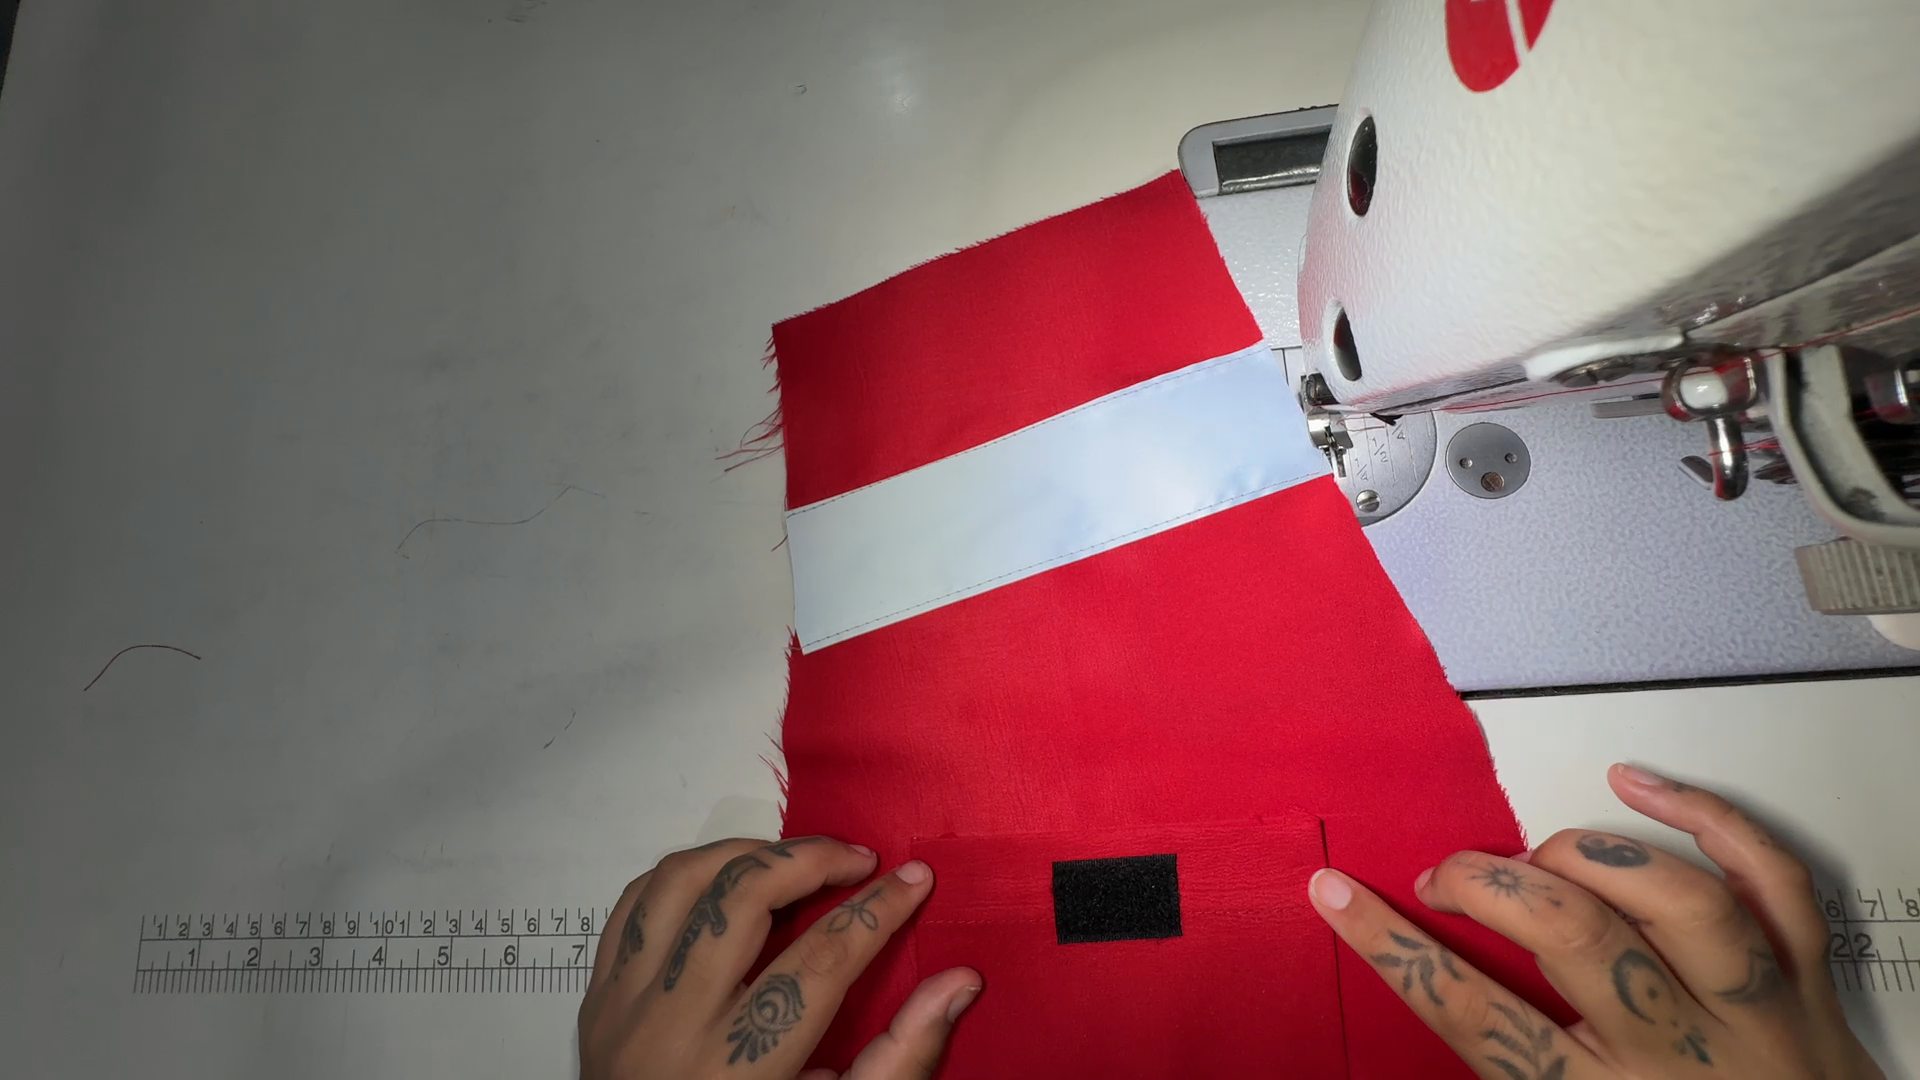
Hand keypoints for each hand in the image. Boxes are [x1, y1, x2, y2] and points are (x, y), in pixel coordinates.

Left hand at [579, 836, 980, 1078]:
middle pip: (743, 900)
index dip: (878, 910)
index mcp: (738, 1074)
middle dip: (813, 859)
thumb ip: (901, 1057)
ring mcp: (622, 1008)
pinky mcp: (596, 996)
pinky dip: (689, 872)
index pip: (821, 963)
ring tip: (796, 861)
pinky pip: (637, 900)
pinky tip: (730, 878)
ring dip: (748, 852)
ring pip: (682, 881)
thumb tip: (962, 979)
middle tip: (859, 860)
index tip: (917, 876)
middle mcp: (670, 1030)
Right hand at [1309, 764, 1884, 1079]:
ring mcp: (1765, 1023)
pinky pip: (1778, 887)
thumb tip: (1418, 979)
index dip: (1387, 942)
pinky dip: (1709, 821)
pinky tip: (1636, 785)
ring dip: (1584, 858)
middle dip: (1481, 884)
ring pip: (1679, 903)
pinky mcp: (1817, 995)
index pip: (1470, 1011)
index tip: (1332, 891)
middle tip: (1442, 880)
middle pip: (1570, 935)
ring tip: (1538, 854)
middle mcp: (1688, 1062)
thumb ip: (1505, 1059)